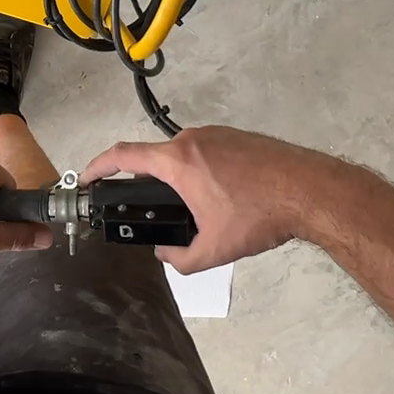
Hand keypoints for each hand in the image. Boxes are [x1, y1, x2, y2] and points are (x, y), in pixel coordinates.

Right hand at [81, 126, 352, 273]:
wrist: (308, 189)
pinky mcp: (236, 137)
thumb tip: (166, 254)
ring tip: (192, 210)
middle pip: (154, 156)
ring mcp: (216, 134)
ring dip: (177, 179)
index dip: (98, 166)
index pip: (123, 155)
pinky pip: (204, 152)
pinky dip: (200, 172)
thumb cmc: (259, 215)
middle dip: (145, 182)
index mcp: (178, 161)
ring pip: (181, 155)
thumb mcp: (215, 249)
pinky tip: (219, 197)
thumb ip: (181, 258)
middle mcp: (192, 139)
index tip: (85, 178)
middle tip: (146, 208)